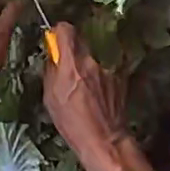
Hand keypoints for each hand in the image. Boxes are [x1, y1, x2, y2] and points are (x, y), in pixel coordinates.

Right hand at [42, 22, 135, 170]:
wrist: (105, 140)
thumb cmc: (71, 123)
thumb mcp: (50, 98)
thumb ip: (51, 71)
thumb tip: (52, 56)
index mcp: (71, 65)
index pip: (66, 30)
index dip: (58, 32)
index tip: (55, 39)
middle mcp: (91, 62)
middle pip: (80, 42)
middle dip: (71, 51)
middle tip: (66, 68)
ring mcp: (108, 69)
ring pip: (92, 58)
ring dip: (85, 67)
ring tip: (82, 89)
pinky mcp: (119, 78)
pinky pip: (103, 70)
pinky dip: (98, 78)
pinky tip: (96, 96)